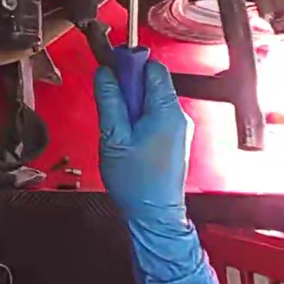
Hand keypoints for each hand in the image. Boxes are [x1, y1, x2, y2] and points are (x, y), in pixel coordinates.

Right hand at [96, 59, 217, 283]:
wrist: (156, 217)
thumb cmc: (137, 183)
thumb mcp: (113, 138)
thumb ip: (109, 102)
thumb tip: (104, 74)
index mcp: (166, 110)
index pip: (153, 68)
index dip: (131, 65)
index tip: (113, 72)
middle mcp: (178, 115)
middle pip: (153, 83)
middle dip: (130, 89)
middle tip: (112, 108)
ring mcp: (179, 127)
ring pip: (153, 100)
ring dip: (133, 106)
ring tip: (120, 130)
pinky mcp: (176, 138)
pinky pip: (157, 116)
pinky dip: (141, 119)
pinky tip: (129, 138)